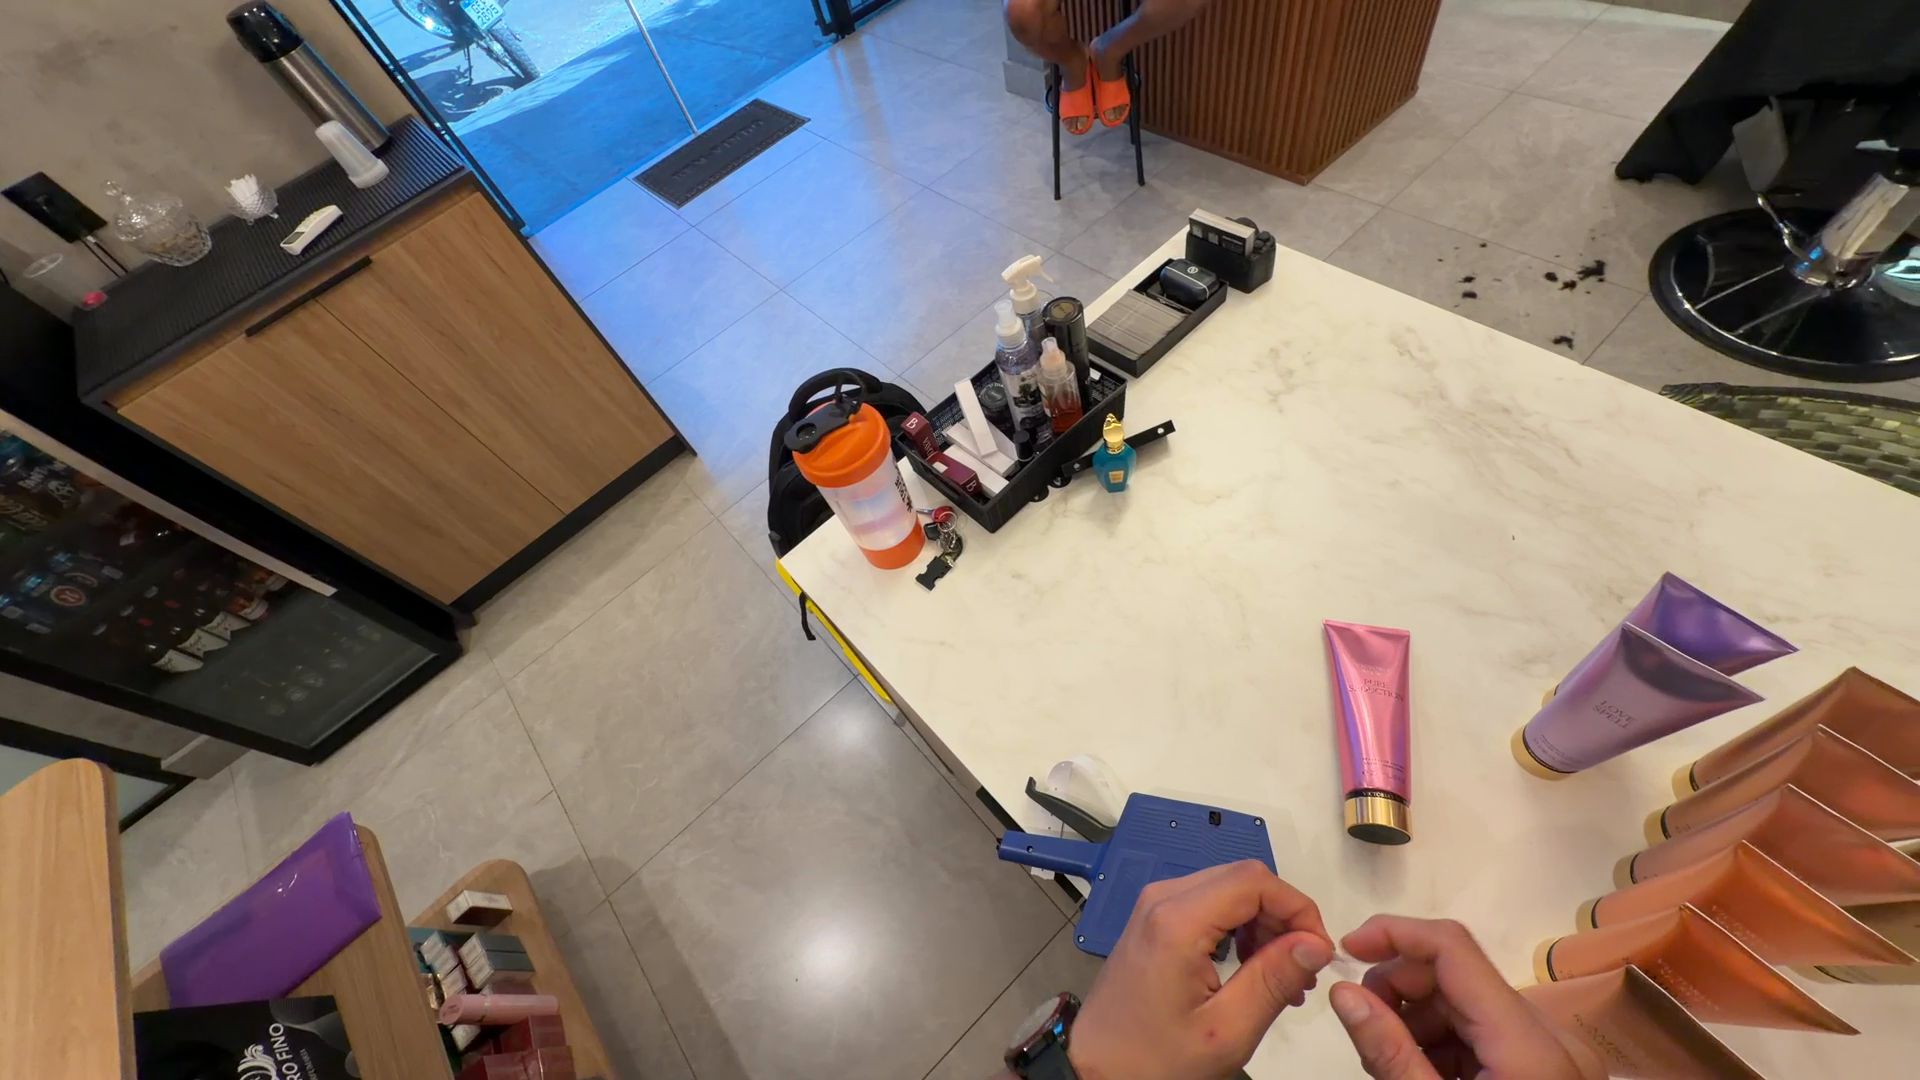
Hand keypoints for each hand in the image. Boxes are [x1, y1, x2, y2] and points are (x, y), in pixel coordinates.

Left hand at [1067, 861, 1333, 1079]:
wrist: (1097, 1066)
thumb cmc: (1159, 1057)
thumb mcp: (1227, 1030)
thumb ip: (1273, 980)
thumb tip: (1317, 943)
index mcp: (1178, 918)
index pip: (1253, 880)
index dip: (1296, 906)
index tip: (1320, 953)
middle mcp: (1163, 896)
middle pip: (1241, 878)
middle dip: (1282, 915)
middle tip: (1303, 970)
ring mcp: (1155, 902)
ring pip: (1227, 886)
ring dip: (1263, 921)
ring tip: (1282, 977)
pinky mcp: (1154, 915)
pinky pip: (1208, 901)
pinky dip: (1238, 924)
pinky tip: (1252, 966)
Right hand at [1329, 916, 1603, 1079]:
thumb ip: (1388, 1051)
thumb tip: (1340, 989)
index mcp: (1530, 1043)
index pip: (1452, 947)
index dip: (1393, 933)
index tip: (1344, 951)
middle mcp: (1550, 1036)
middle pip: (1452, 974)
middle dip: (1396, 988)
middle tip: (1363, 1025)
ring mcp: (1553, 1054)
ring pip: (1461, 1000)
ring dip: (1414, 1017)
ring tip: (1390, 1061)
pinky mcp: (1546, 1069)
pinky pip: (1478, 1029)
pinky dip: (1439, 1040)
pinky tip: (1420, 1071)